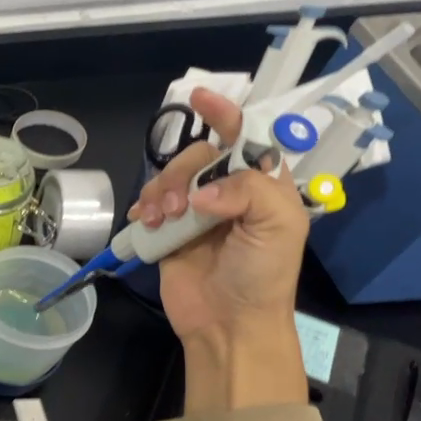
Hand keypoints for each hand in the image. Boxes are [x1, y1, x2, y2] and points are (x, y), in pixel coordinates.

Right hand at [131, 88, 308, 412]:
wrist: (228, 322)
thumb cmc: (263, 274)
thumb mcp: (278, 225)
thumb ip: (248, 191)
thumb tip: (199, 194)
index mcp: (262, 186)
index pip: (246, 138)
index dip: (226, 116)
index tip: (202, 99)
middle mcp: (227, 194)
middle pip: (198, 158)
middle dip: (183, 173)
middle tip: (180, 205)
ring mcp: (194, 213)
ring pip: (169, 180)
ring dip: (160, 193)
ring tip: (160, 221)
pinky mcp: (166, 233)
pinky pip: (147, 206)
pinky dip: (142, 208)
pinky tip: (144, 222)